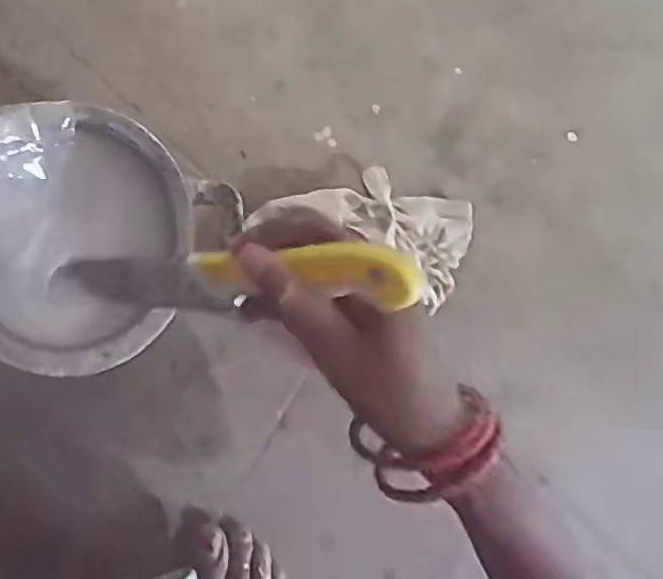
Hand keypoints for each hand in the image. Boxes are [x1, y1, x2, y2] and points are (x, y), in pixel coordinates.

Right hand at [232, 212, 461, 453]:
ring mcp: (366, 283)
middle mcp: (371, 264)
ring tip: (239, 295)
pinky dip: (289, 296)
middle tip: (231, 271)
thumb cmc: (385, 388)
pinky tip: (258, 311)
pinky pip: (318, 287)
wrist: (432, 433)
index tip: (233, 250)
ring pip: (310, 264)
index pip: (316, 229)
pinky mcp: (360, 303)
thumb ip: (290, 296)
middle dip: (268, 255)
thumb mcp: (331, 344)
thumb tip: (246, 253)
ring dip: (274, 278)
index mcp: (375, 266)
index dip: (271, 234)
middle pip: (310, 243)